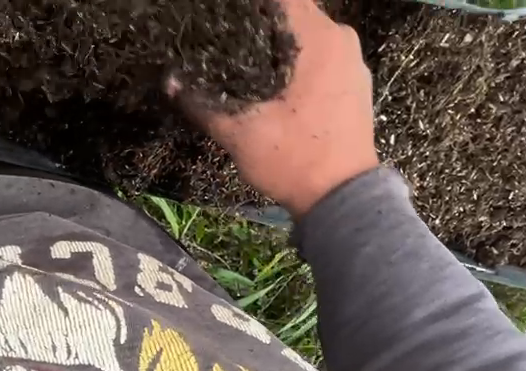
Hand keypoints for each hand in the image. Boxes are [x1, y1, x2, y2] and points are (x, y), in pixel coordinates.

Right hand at [177, 0, 378, 217]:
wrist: (339, 196)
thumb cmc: (291, 159)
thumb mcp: (240, 134)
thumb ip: (204, 104)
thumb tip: (170, 81)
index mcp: (318, 38)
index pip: (281, 0)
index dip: (249, 10)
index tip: (226, 24)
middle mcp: (341, 38)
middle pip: (294, 17)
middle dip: (260, 31)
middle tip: (228, 50)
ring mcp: (352, 62)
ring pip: (308, 40)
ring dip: (280, 51)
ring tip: (249, 72)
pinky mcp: (355, 86)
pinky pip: (322, 62)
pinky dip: (299, 68)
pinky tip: (278, 93)